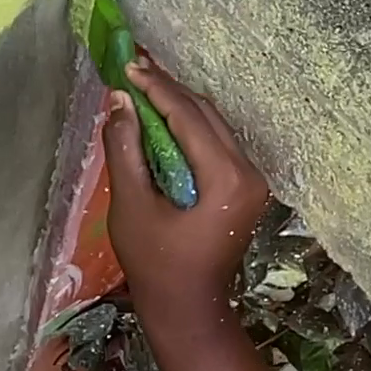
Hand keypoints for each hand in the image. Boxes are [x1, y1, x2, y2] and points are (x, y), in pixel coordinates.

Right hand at [103, 59, 271, 329]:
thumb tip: (120, 100)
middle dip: (166, 87)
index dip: (156, 87)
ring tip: (141, 80)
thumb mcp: (132, 204)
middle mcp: (248, 172)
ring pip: (211, 123)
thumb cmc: (155, 262)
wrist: (187, 308)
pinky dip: (185, 123)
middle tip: (132, 63)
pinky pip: (212, 140)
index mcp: (226, 178)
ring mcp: (250, 179)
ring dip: (176, 102)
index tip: (127, 63)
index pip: (188, 117)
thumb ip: (125, 149)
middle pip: (204, 113)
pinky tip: (158, 112)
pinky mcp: (242, 185)